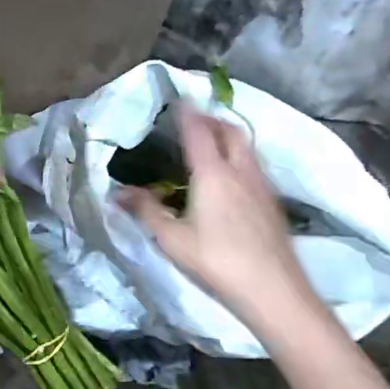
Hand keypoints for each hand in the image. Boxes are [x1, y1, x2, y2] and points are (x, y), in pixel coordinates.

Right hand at [116, 106, 317, 331]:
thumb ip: (145, 210)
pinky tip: (231, 179)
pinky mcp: (272, 203)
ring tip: (212, 142)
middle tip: (195, 119)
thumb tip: (117, 193)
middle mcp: (240, 171)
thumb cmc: (216, 261)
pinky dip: (239, 157)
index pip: (199, 132)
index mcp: (213, 173)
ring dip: (229, 137)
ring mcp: (261, 186)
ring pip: (247, 148)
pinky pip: (254, 166)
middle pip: (231, 132)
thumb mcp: (171, 239)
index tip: (179, 98)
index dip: (188, 112)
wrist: (273, 290)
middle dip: (213, 120)